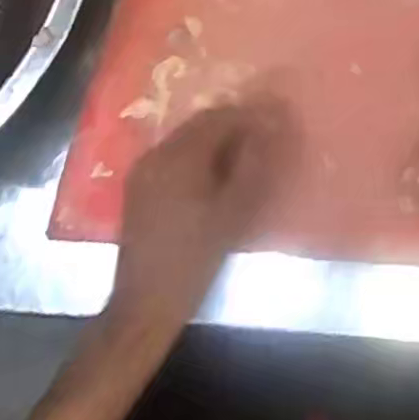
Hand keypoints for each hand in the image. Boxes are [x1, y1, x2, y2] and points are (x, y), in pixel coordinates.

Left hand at [110, 96, 297, 327]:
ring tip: (248, 150)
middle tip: (267, 132)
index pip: (222, 118)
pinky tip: (217, 170)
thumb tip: (272, 127)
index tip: (279, 118)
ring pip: (188, 136)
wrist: (145, 304)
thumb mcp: (235, 211)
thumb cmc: (195, 257)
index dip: (253, 115)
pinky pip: (175, 153)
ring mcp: (144, 169)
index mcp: (179, 156)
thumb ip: (254, 163)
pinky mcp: (139, 186)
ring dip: (218, 136)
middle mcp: (157, 154)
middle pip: (202, 122)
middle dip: (236, 122)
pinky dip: (200, 152)